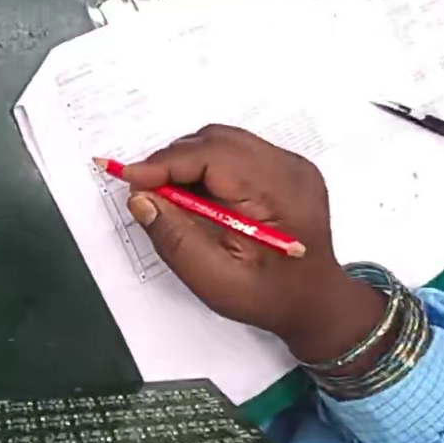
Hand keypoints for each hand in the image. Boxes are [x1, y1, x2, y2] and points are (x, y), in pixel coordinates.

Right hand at [120, 125, 386, 365]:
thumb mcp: (216, 281)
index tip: (129, 177)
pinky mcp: (280, 167)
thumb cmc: (269, 297)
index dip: (165, 163)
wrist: (315, 302)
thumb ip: (176, 239)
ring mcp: (288, 164)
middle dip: (172, 160)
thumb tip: (140, 199)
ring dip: (186, 160)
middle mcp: (289, 168)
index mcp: (281, 193)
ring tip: (167, 192)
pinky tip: (193, 193)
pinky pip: (232, 150)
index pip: (214, 156)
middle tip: (144, 189)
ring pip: (221, 140)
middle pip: (216, 140)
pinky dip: (202, 164)